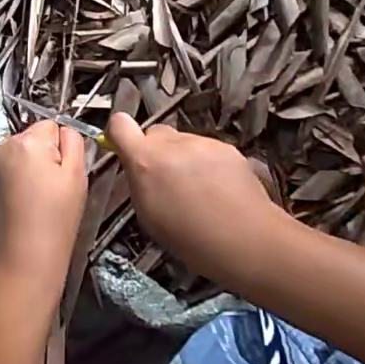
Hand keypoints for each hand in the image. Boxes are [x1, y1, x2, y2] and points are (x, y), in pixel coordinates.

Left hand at [0, 120, 87, 304]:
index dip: (63, 148)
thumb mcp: (77, 177)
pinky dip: (16, 183)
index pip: (52, 125)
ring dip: (30, 169)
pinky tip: (23, 208)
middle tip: (54, 190)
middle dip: (45, 156)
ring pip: (20, 156)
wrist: (21, 263)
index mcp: (26, 141)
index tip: (64, 175)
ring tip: (39, 202)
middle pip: (33, 139)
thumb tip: (65, 132)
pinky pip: (8, 173)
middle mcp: (2, 147)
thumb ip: (74, 143)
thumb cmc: (55, 220)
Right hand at [105, 113, 297, 279]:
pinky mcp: (226, 147)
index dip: (120, 133)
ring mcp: (201, 142)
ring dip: (184, 159)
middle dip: (157, 151)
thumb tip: (138, 168)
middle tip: (166, 179)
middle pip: (156, 134)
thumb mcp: (148, 213)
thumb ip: (139, 181)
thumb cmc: (189, 238)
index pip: (120, 124)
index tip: (124, 147)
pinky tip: (219, 190)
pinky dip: (208, 164)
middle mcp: (171, 143)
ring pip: (184, 143)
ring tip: (198, 191)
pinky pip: (208, 150)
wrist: (244, 239)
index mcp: (144, 159)